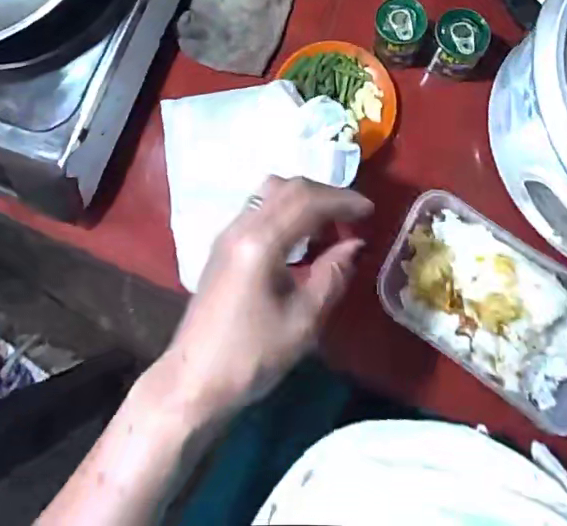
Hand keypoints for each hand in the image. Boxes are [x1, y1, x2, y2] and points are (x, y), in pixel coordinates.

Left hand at [151, 177, 373, 421]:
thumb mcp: (302, 323)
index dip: (342, 200)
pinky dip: (286, 210)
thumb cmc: (251, 357)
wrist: (195, 378)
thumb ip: (332, 276)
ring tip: (333, 226)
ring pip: (270, 193)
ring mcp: (228, 232)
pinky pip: (260, 209)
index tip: (371, 210)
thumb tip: (356, 243)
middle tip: (355, 215)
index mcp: (259, 242)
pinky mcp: (224, 244)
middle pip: (286, 187)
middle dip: (324, 194)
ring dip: (304, 199)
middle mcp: (240, 226)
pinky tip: (304, 238)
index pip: (305, 201)